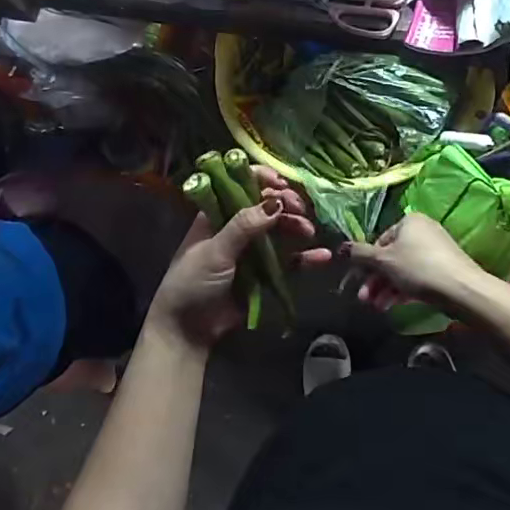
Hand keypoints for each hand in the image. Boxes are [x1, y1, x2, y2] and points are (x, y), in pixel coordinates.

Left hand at [146, 166, 330, 345]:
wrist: (187, 329)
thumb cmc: (192, 282)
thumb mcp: (215, 250)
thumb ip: (244, 226)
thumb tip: (275, 201)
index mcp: (216, 214)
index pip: (240, 185)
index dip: (262, 180)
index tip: (283, 184)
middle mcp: (235, 227)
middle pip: (265, 207)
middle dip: (285, 205)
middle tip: (301, 210)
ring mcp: (251, 251)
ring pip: (279, 231)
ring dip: (296, 227)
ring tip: (309, 232)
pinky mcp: (263, 274)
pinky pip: (287, 261)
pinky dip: (304, 258)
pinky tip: (322, 256)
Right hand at [345, 212, 491, 312]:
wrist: (462, 290)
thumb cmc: (418, 268)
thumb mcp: (383, 260)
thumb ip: (359, 254)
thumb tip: (341, 248)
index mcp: (409, 222)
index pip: (379, 241)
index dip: (367, 263)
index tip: (358, 281)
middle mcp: (423, 231)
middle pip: (390, 257)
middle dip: (375, 281)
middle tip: (365, 299)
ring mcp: (436, 251)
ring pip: (402, 270)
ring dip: (386, 289)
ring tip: (377, 307)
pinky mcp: (444, 269)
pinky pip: (417, 277)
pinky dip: (402, 290)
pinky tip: (392, 306)